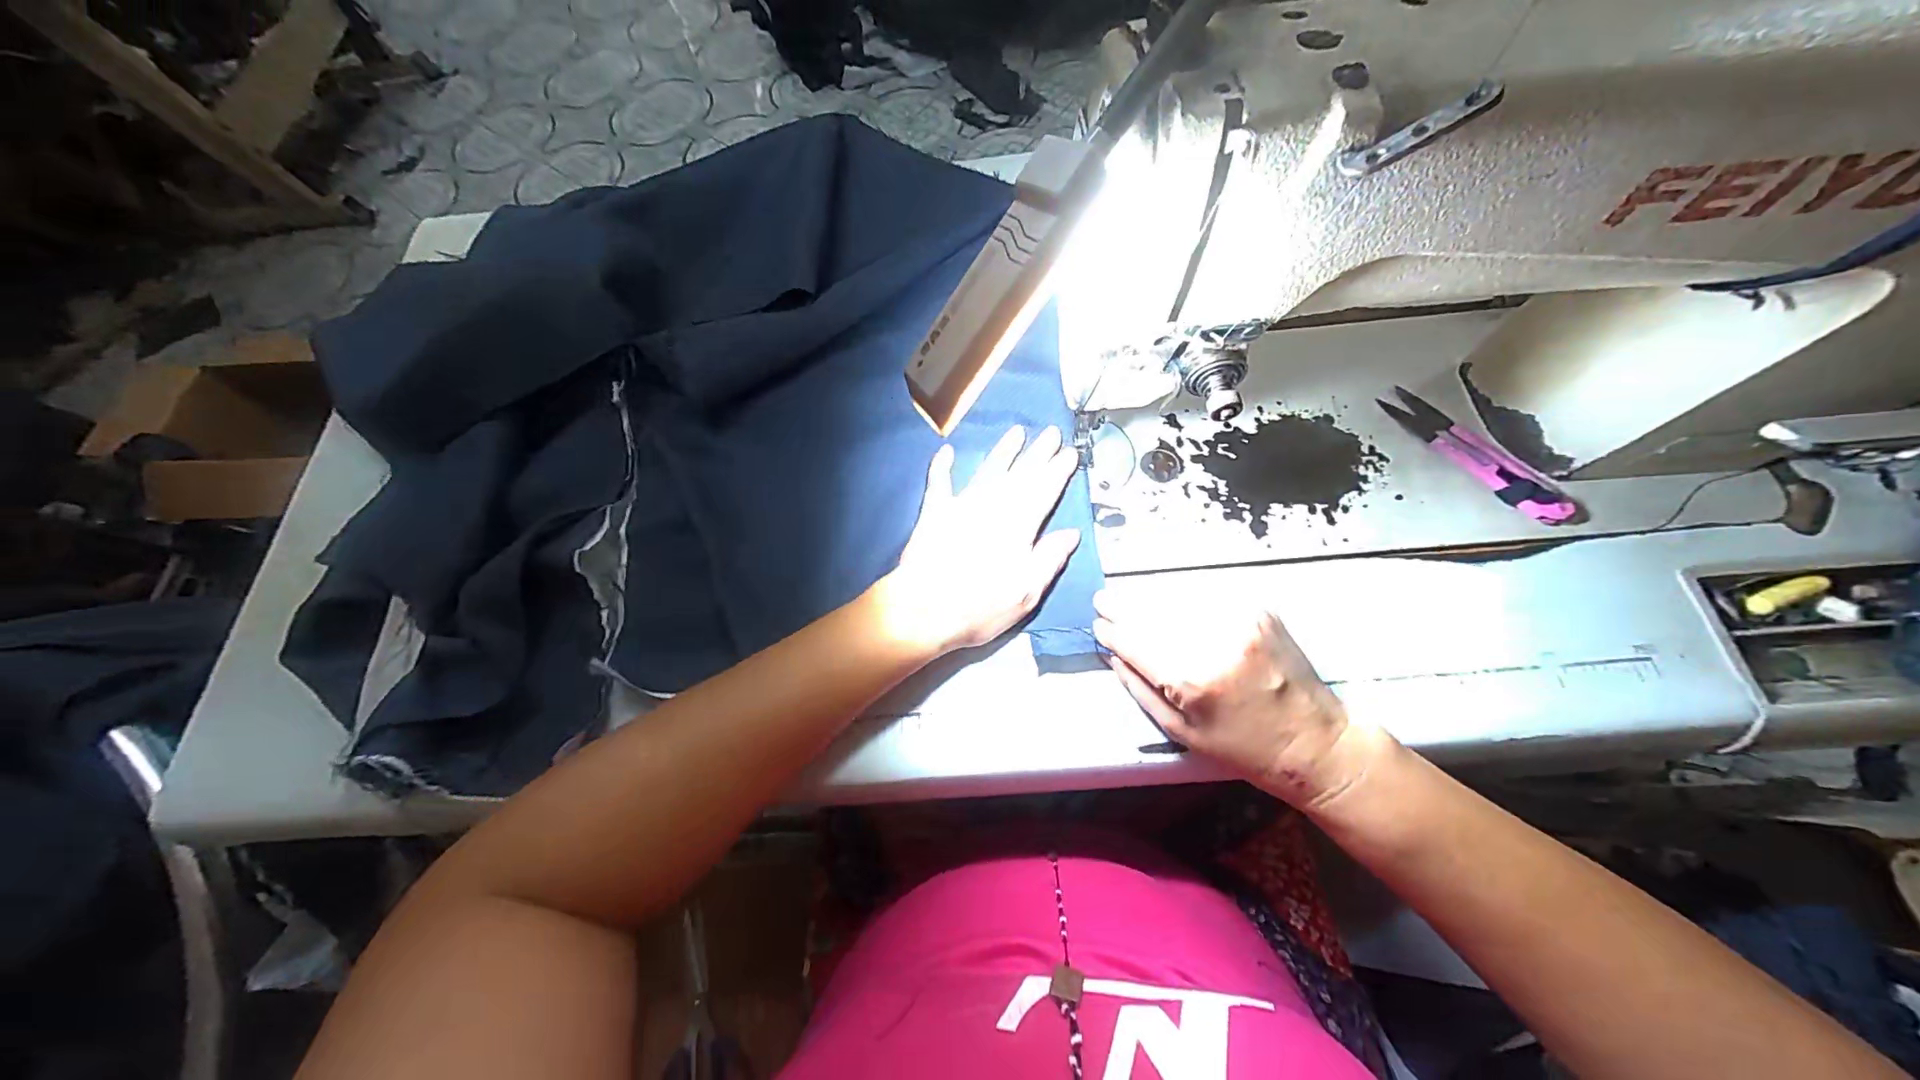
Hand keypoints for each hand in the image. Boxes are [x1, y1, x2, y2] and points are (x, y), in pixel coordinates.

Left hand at [875, 426, 1081, 655]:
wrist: (922, 609)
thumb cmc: (979, 606)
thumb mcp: (1027, 592)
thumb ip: (1049, 559)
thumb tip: (1070, 534)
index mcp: (1019, 525)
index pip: (1045, 490)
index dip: (1059, 470)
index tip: (1070, 453)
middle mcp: (992, 507)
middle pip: (1020, 474)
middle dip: (1038, 453)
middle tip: (1051, 433)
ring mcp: (961, 506)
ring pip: (987, 471)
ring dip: (1003, 451)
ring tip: (1016, 433)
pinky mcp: (934, 513)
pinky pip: (939, 483)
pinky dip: (943, 467)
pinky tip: (947, 452)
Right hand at [1093, 591, 1391, 809]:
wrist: (1315, 741)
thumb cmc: (1243, 747)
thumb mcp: (1181, 732)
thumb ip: (1141, 690)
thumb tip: (1114, 654)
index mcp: (1192, 680)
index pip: (1136, 641)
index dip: (1112, 630)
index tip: (1098, 623)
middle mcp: (1214, 642)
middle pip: (1153, 612)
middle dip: (1124, 605)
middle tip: (1104, 600)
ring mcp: (1239, 620)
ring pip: (1178, 596)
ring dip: (1151, 597)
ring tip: (1133, 599)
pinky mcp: (1258, 610)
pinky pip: (1207, 595)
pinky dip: (1185, 597)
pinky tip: (1173, 602)